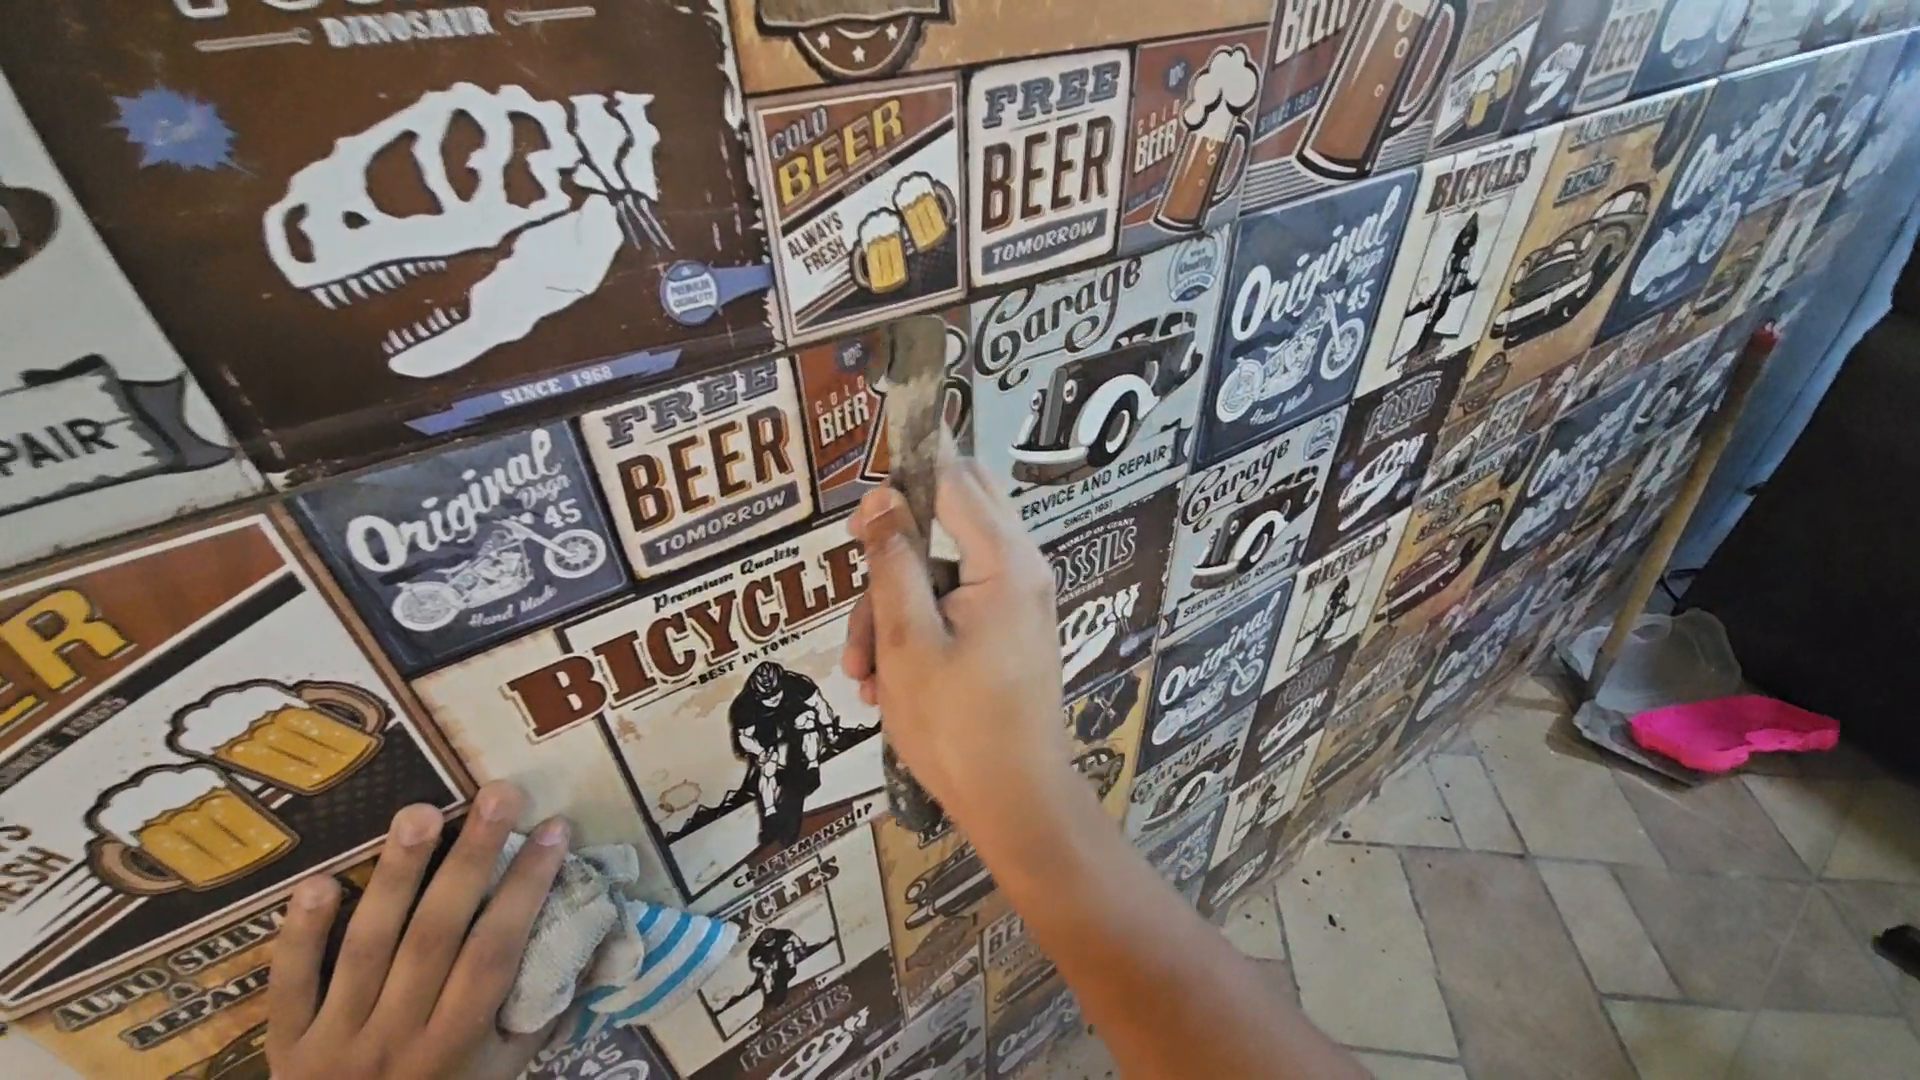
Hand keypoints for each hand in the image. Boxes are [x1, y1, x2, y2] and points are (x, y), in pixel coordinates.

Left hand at [267, 781, 569, 1079]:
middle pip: (436, 934)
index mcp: (457, 1042)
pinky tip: (315, 881)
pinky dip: (299, 936)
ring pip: (368, 945)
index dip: (528, 887)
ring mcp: (335, 1040)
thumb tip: (597, 934)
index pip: (498, 951)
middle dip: (472, 858)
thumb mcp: (505, 1072)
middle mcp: (397, 1037)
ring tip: (419, 810)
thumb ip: (543, 1006)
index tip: (555, 827)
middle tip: (498, 794)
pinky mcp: (285, 1046)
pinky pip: (290, 986)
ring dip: (396, 875)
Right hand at [842, 459, 1080, 833]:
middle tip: (859, 581)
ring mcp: (1017, 599)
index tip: (859, 516)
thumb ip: (893, 562)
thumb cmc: (957, 725)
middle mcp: (1021, 568)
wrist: (1014, 802)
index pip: (953, 478)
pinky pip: (955, 602)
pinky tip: (886, 679)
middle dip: (895, 549)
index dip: (902, 481)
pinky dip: (917, 627)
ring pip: (943, 566)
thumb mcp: (907, 641)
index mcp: (1006, 560)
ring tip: (863, 671)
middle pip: (951, 516)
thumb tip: (880, 498)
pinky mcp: (1007, 628)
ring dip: (895, 606)